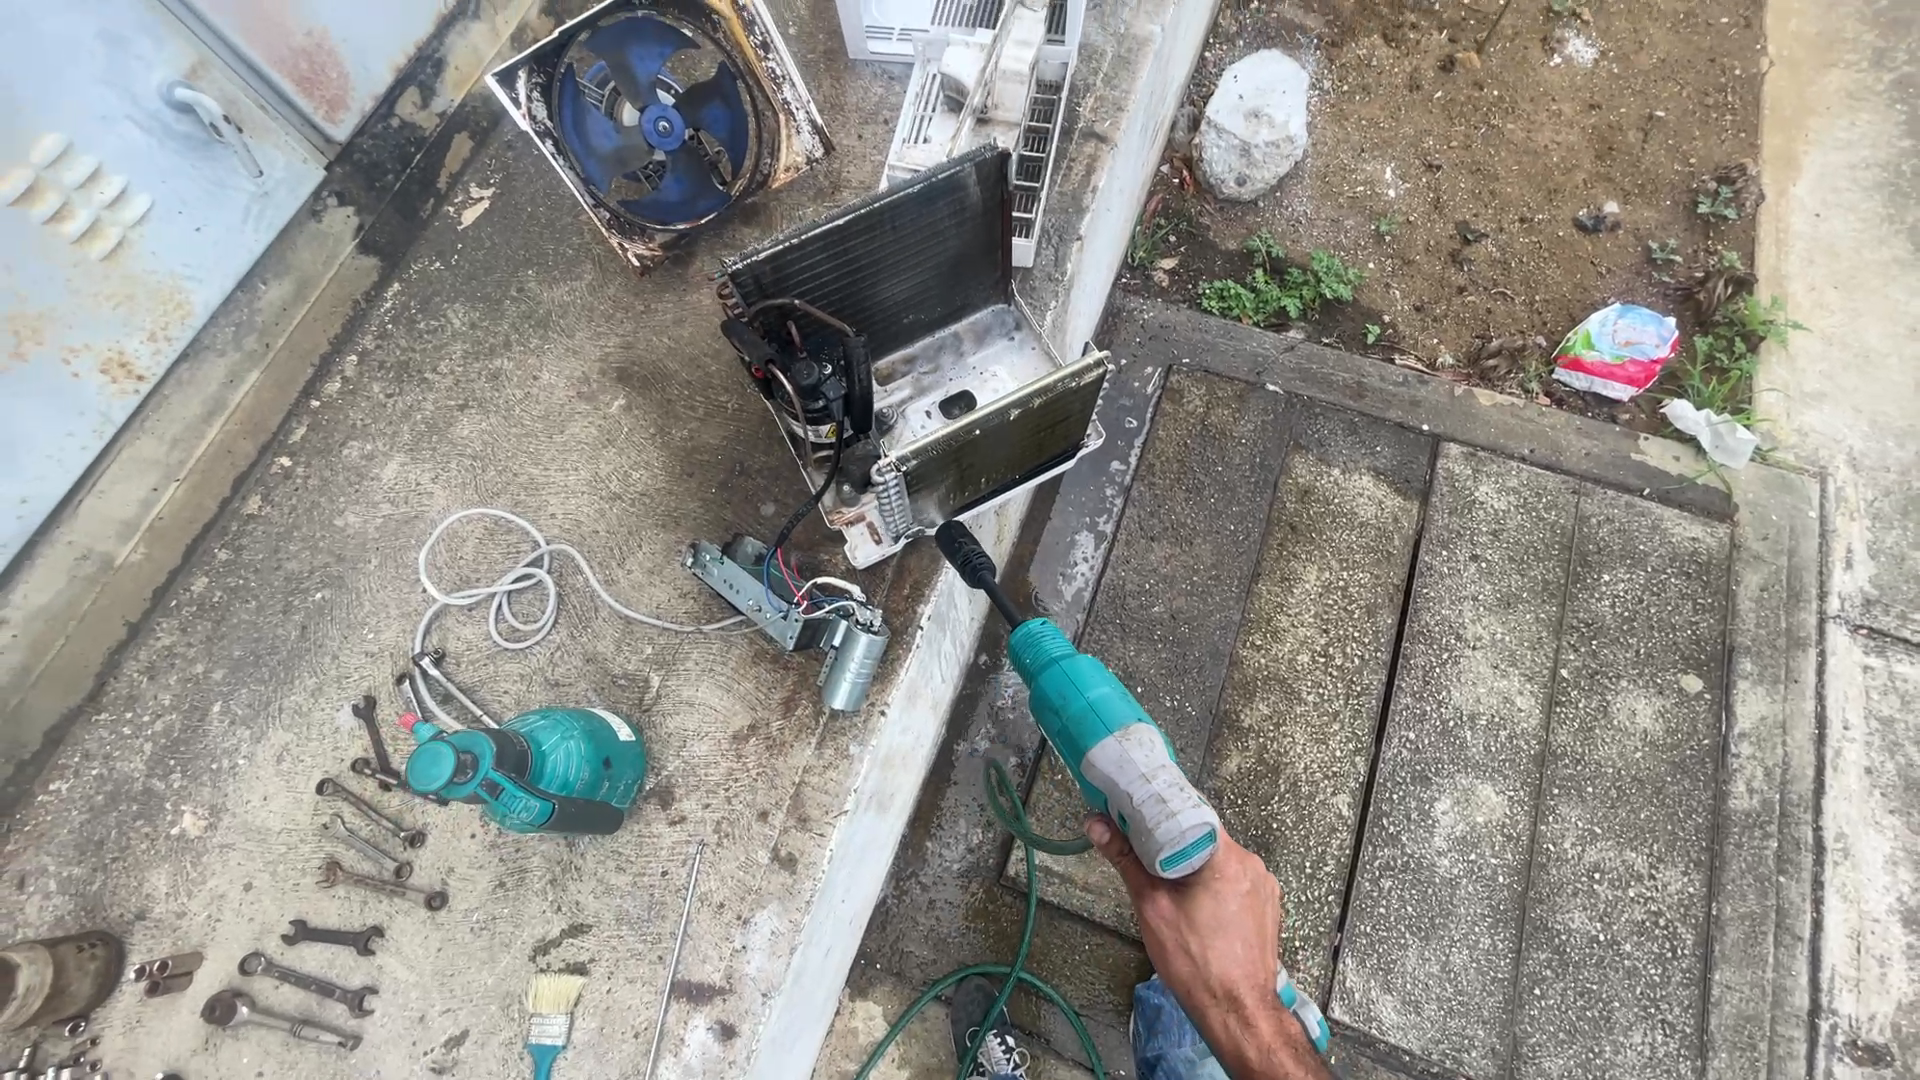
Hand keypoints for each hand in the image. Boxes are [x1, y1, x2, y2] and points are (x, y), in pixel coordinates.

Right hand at [1087, 815, 1328, 1079]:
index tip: (1135, 808)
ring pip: (1218, 857)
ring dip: (1193, 861)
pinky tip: (1196, 900)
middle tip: (1143, 846)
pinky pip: (1234, 878)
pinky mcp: (1268, 904)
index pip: (1190, 810)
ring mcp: (1264, 884)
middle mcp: (1251, 862)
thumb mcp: (1150, 905)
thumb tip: (1094, 822)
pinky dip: (1213, 881)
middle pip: (1203, 834)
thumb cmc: (1193, 959)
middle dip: (1173, 839)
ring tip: (1166, 877)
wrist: (1239, 1014)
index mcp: (1225, 854)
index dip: (1160, 808)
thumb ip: (1124, 857)